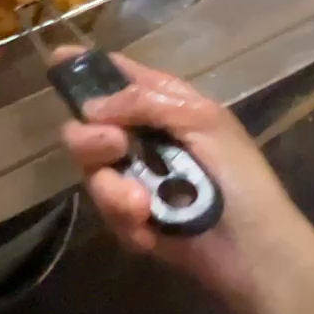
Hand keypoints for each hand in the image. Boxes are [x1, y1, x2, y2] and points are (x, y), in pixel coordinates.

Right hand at [58, 48, 313, 307]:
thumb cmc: (241, 177)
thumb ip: (145, 103)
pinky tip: (150, 231)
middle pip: (87, 125)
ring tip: (141, 205)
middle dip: (92, 137)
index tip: (56, 59)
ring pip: (92, 171)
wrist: (256, 253)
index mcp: (164, 105)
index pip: (119, 76)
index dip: (86, 67)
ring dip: (112, 189)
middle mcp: (142, 136)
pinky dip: (127, 222)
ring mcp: (134, 178)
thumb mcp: (203, 121)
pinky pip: (107, 212)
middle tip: (115, 148)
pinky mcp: (131, 219)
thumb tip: (92, 107)